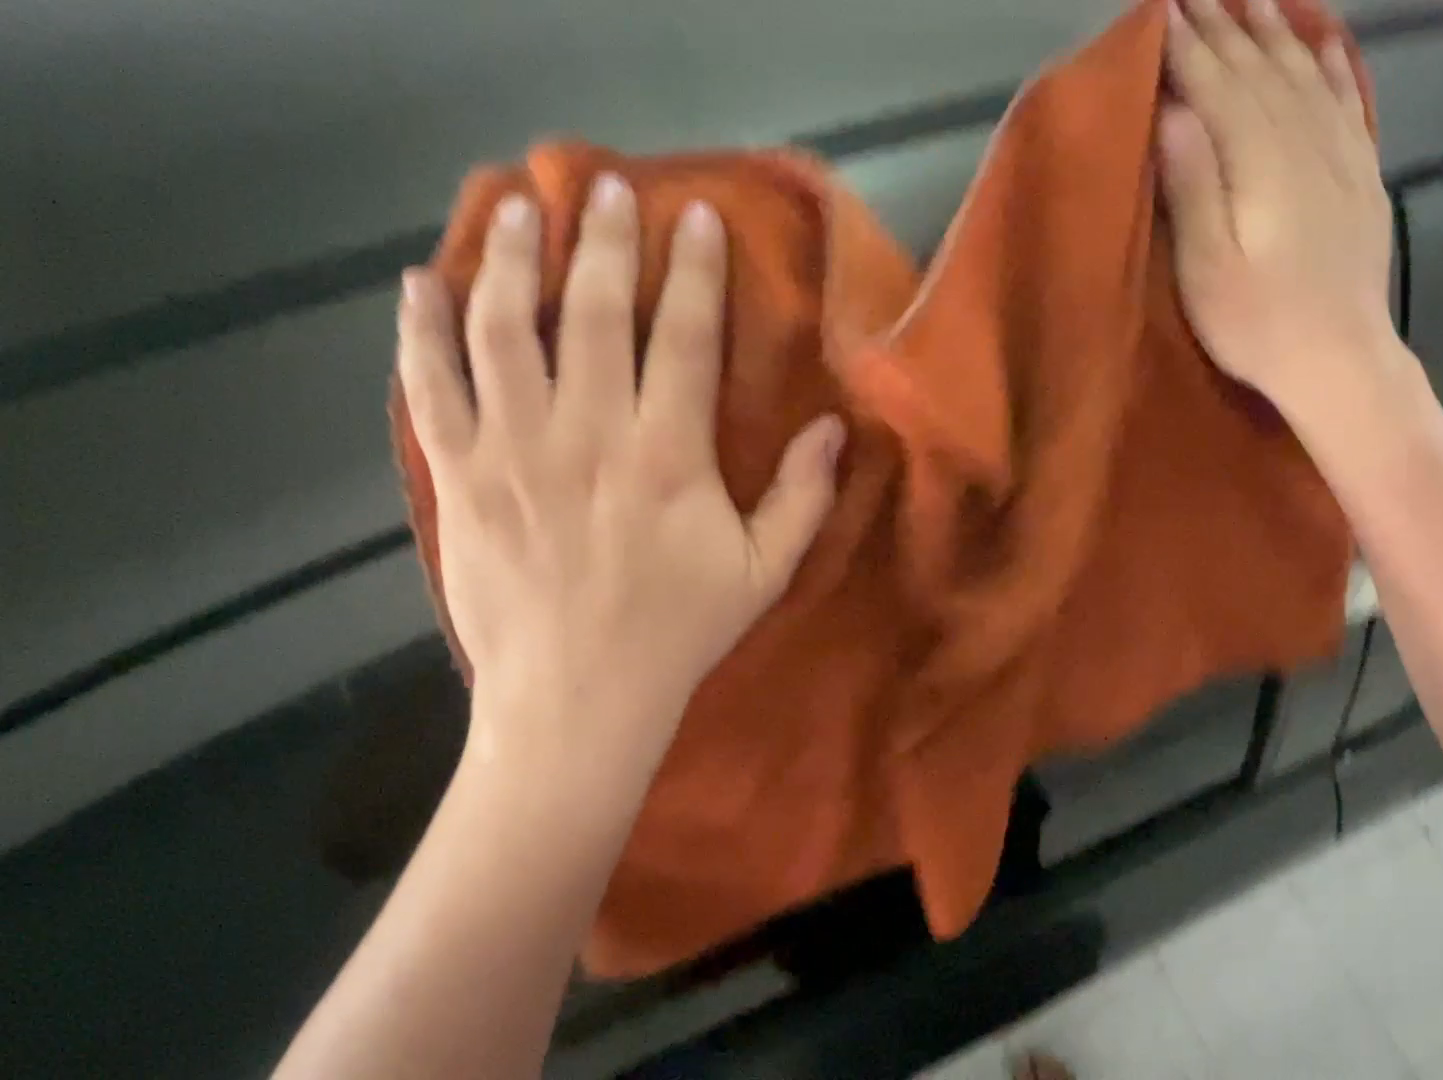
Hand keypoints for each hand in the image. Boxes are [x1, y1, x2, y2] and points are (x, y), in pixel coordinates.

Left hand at [397, 178, 844, 776]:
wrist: (576, 701)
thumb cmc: (677, 634)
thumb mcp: (763, 574)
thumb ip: (802, 498)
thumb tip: (834, 429)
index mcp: (668, 457)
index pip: (684, 338)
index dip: (694, 271)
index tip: (695, 215)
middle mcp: (588, 436)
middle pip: (595, 313)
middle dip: (603, 239)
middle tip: (604, 185)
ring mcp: (513, 452)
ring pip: (505, 331)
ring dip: (510, 260)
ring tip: (513, 208)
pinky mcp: (460, 477)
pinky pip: (430, 388)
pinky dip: (421, 331)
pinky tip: (421, 283)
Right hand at [1159, 0, 1404, 422]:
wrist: (1341, 360)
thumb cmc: (1258, 323)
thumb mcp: (1206, 266)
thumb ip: (1193, 184)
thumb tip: (1174, 110)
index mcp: (1261, 161)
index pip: (1217, 87)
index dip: (1186, 47)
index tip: (1159, 12)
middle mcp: (1306, 143)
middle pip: (1260, 71)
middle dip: (1224, 29)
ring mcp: (1341, 157)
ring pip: (1305, 76)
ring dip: (1274, 34)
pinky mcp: (1361, 178)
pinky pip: (1348, 102)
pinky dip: (1334, 66)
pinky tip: (1325, 43)